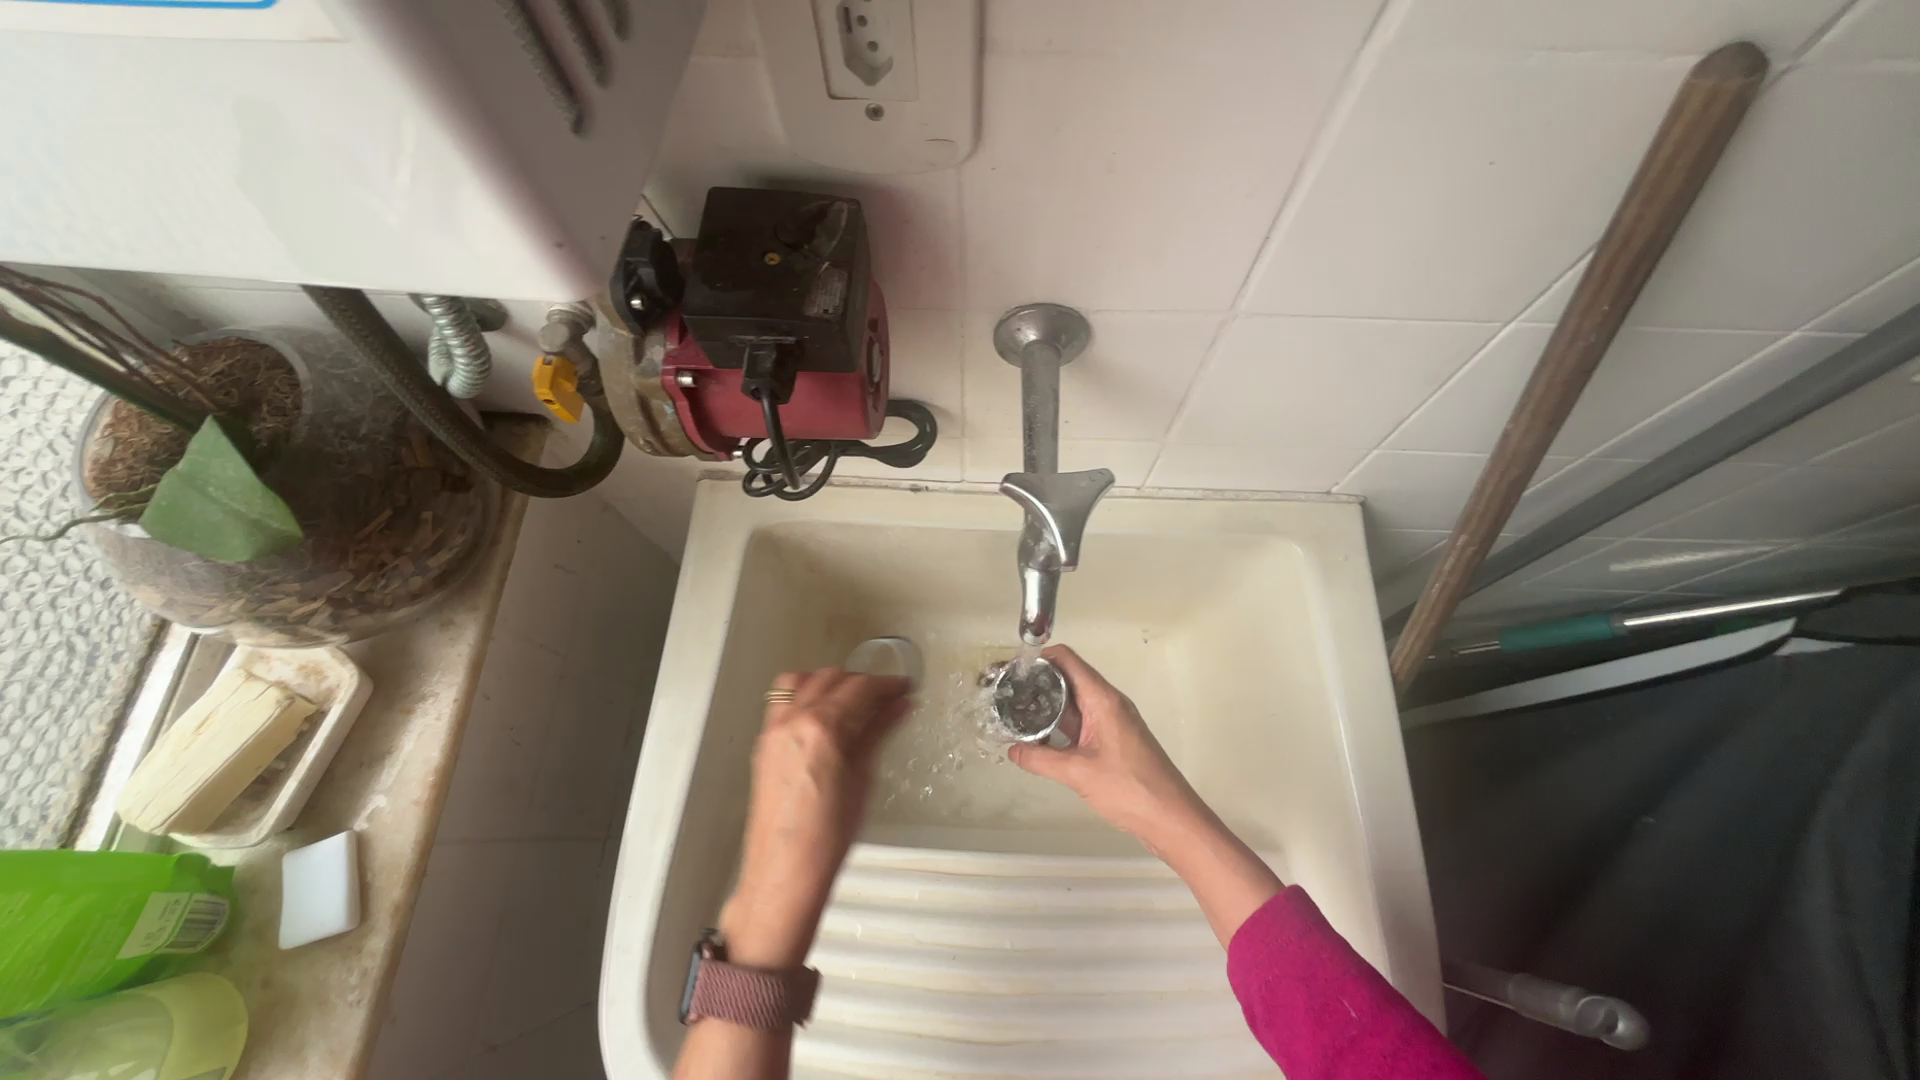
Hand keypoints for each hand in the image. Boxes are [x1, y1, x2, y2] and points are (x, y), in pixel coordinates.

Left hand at [721, 668, 911, 968]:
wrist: (785, 871)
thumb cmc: (829, 835)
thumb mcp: (863, 779)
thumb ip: (878, 733)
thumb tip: (898, 706)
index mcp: (822, 727)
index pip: (860, 688)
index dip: (886, 684)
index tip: (903, 687)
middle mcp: (793, 720)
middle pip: (831, 678)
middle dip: (860, 682)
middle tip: (885, 696)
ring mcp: (773, 730)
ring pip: (801, 682)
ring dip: (828, 682)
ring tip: (852, 699)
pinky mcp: (764, 744)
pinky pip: (783, 702)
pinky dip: (805, 696)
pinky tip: (823, 715)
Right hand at [1007, 645, 1207, 854]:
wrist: (1170, 817)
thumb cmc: (1130, 789)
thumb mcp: (1078, 772)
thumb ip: (1041, 759)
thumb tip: (1013, 750)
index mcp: (1102, 699)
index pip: (1068, 659)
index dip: (1039, 657)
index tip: (1013, 668)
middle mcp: (1108, 703)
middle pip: (1068, 678)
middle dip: (1038, 681)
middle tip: (1007, 691)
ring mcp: (1111, 721)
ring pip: (1073, 702)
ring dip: (1047, 705)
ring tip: (1015, 712)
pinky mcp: (1112, 739)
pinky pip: (1080, 722)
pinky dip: (1059, 725)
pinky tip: (1039, 738)